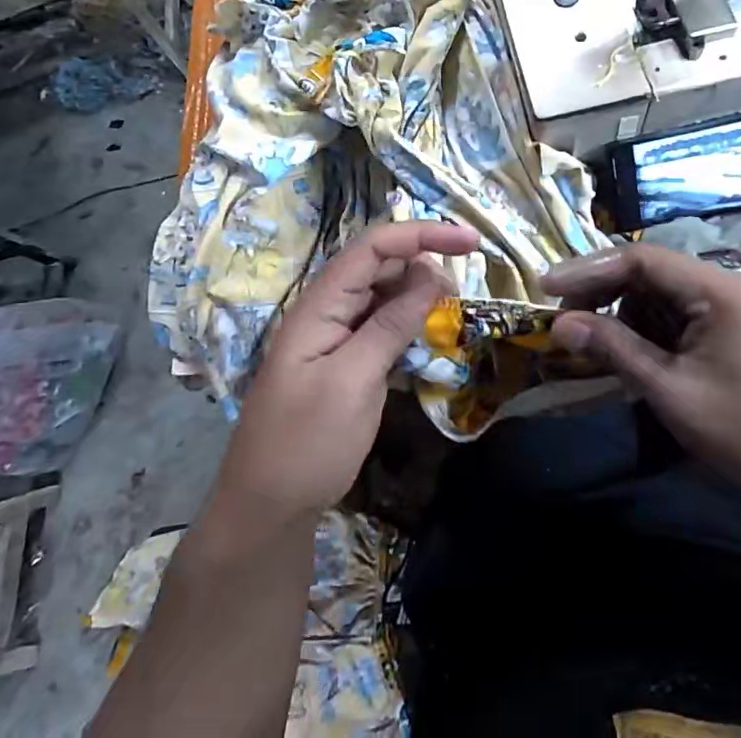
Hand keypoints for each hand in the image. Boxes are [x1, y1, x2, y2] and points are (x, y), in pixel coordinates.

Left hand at [215, 221, 479, 520]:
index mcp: (320, 306)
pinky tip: (427, 345)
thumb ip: (390, 325)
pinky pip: (383, 329)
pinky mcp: (346, 362)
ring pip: (385, 297)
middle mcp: (327, 312)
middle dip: (424, 267)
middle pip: (381, 267)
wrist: (268, 506)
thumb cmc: (306, 443)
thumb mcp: (353, 381)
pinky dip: (409, 328)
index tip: (471, 243)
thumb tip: (431, 278)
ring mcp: (336, 338)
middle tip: (458, 298)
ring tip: (447, 319)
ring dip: (419, 299)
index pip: (373, 247)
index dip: (422, 234)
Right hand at [544, 244, 740, 523]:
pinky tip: (641, 359)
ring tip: (598, 348)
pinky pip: (692, 318)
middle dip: (607, 296)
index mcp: (719, 287)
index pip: (640, 258)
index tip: (545, 289)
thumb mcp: (670, 390)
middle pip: (656, 274)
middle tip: (566, 323)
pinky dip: (660, 333)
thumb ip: (613, 348)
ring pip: (671, 298)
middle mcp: (734, 285)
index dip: (587, 271)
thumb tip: (560, 323)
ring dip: (632, 318)